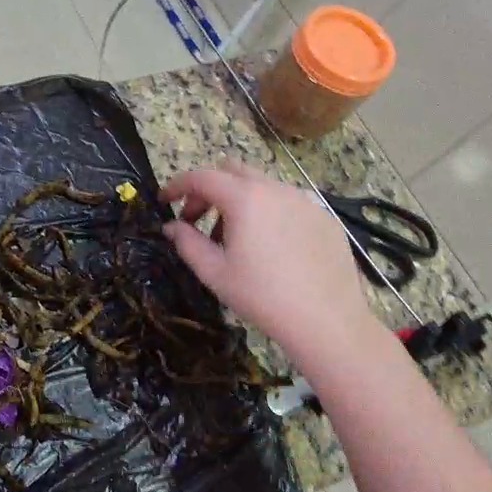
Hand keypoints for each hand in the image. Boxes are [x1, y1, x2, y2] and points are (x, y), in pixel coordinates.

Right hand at [161, 163, 380, 367]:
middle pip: (232, 171)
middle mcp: (275, 189)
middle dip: (208, 190)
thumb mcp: (214, 272)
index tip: (164, 201)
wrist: (327, 321)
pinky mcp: (325, 218)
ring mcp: (304, 201)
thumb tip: (171, 227)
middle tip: (197, 220)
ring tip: (235, 238)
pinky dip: (268, 213)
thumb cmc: (262, 296)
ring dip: (239, 201)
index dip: (177, 185)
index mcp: (245, 198)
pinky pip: (288, 203)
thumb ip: (187, 242)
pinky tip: (271, 248)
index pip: (201, 177)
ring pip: (262, 186)